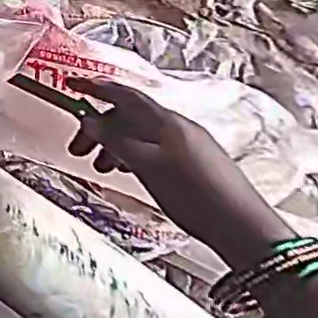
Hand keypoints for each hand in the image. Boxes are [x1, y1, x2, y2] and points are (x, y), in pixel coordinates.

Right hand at [65, 77, 293, 263]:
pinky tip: (126, 171)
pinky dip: (132, 155)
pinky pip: (152, 148)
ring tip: (100, 166)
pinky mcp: (195, 164)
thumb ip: (114, 140)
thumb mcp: (145, 165)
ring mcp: (189, 145)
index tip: (70, 83)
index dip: (95, 87)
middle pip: (129, 116)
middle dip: (99, 127)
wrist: (247, 233)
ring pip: (139, 134)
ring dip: (114, 145)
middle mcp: (178, 127)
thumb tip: (89, 120)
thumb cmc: (193, 194)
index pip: (124, 95)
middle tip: (78, 147)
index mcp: (166, 122)